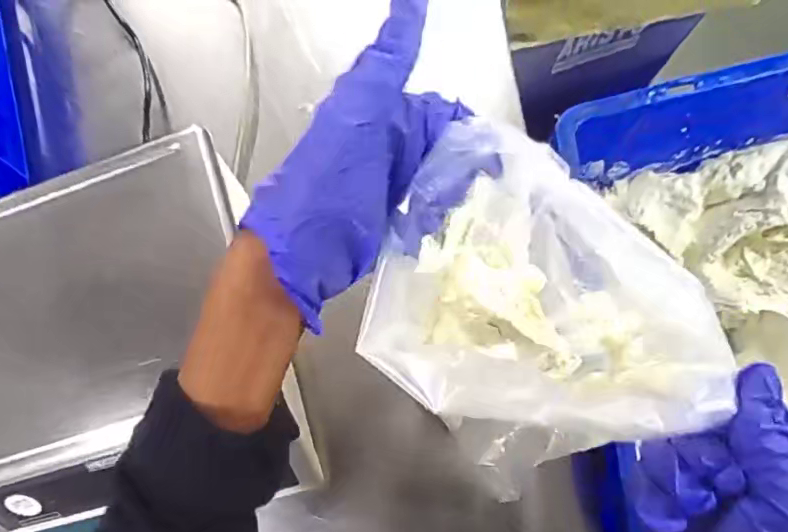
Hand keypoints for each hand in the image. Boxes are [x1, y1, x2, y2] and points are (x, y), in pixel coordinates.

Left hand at [240, 0, 468, 332]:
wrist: (300, 251)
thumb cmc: (328, 183)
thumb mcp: (362, 110)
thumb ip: (388, 59)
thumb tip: (411, 0)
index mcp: (383, 116)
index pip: (438, 111)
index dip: (463, 128)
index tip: (486, 154)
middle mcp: (385, 149)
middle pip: (440, 150)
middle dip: (460, 168)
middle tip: (469, 191)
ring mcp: (384, 190)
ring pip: (434, 184)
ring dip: (448, 197)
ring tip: (448, 213)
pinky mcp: (382, 226)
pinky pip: (420, 216)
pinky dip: (431, 222)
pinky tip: (433, 231)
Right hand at [632, 364, 787, 531]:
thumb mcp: (787, 500)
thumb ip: (771, 440)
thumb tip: (753, 373)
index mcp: (773, 456)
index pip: (740, 406)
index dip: (722, 413)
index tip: (714, 431)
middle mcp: (730, 463)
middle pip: (694, 426)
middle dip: (699, 460)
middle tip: (713, 492)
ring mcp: (689, 485)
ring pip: (662, 452)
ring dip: (674, 485)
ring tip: (690, 516)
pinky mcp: (655, 505)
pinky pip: (642, 481)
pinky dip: (655, 504)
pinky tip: (670, 526)